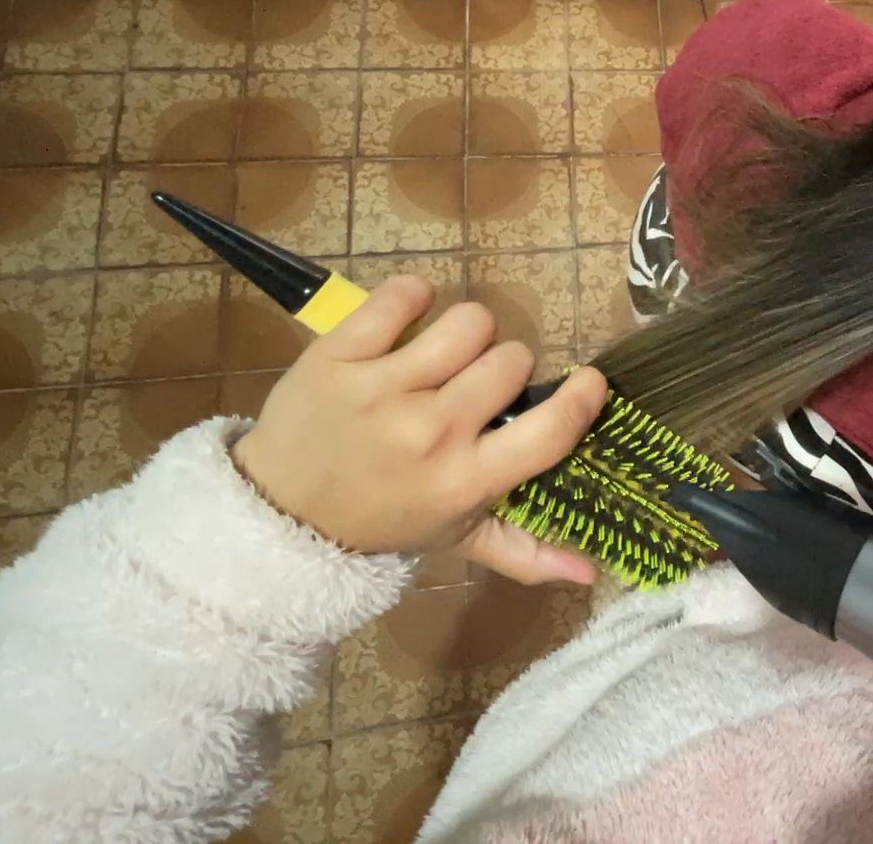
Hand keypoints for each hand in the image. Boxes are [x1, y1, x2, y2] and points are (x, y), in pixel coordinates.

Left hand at [231, 275, 608, 584]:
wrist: (278, 514)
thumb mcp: (460, 540)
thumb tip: (594, 575)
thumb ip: (528, 554)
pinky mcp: (338, 356)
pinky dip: (414, 297)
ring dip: (468, 333)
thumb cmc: (385, 521)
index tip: (588, 380)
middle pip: (512, 359)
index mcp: (467, 480)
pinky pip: (402, 297)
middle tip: (478, 386)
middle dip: (506, 367)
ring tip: (446, 355)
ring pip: (470, 323)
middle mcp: (432, 432)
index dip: (583, 396)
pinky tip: (411, 318)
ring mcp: (382, 390)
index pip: (552, 429)